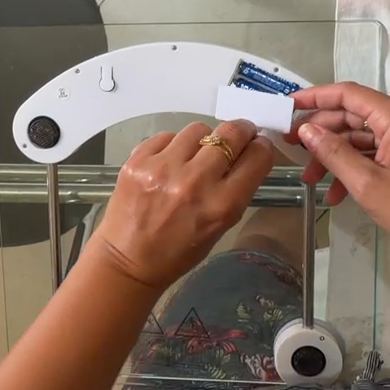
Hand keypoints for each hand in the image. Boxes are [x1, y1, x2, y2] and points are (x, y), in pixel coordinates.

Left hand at [90, 120, 274, 289]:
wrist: (127, 260)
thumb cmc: (179, 251)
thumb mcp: (220, 227)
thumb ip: (236, 190)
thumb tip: (248, 154)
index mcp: (222, 205)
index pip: (257, 157)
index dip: (261, 147)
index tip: (258, 145)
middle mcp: (195, 181)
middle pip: (230, 134)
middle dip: (240, 132)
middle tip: (237, 135)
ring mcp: (163, 168)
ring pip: (198, 130)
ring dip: (203, 139)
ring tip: (196, 154)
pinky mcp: (137, 160)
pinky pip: (166, 136)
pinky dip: (173, 145)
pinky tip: (169, 162)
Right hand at [292, 83, 389, 274]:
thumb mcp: (367, 184)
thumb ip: (333, 152)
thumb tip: (305, 130)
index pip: (349, 94)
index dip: (315, 97)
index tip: (288, 105)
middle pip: (353, 114)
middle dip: (321, 132)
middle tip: (292, 147)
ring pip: (361, 135)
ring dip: (335, 154)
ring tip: (310, 178)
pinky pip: (376, 149)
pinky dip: (355, 165)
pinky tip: (335, 192)